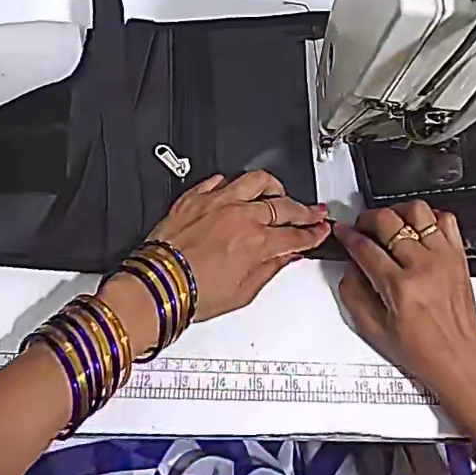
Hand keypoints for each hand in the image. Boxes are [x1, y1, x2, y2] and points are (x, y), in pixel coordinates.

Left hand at [147, 170, 330, 321]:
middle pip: (284, 206)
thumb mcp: (242, 293)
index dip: (313, 233)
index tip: (319, 231)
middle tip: (312, 212)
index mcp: (256, 243)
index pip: (296, 235)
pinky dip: (231, 184)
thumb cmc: (192, 293)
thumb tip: (285, 258)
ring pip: (255, 180)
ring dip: (273, 186)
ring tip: (278, 192)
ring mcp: (218, 203)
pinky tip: (235, 189)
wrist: (156, 286)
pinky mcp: (195, 198)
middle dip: (305, 210)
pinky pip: (218, 180)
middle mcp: (240, 217)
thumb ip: (269, 270)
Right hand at [333, 202, 475, 442]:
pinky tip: (418, 227)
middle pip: (388, 221)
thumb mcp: (374, 329)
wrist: (459, 359)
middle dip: (366, 219)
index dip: (348, 235)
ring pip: (417, 211)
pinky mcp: (458, 256)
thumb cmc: (423, 351)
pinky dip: (429, 217)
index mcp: (400, 287)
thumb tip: (350, 267)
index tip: (343, 232)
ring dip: (397, 212)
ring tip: (389, 222)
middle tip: (361, 226)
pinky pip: (445, 219)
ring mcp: (444, 258)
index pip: (365, 247)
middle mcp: (424, 267)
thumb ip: (353, 293)